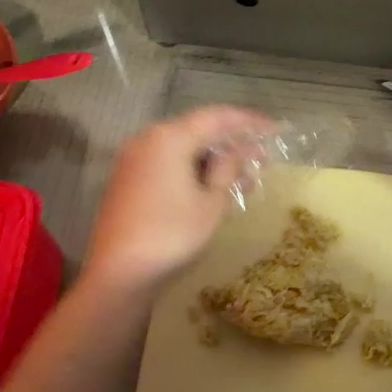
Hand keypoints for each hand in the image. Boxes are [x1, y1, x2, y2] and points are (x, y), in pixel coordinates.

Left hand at [80, 105, 273, 295]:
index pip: (217, 117)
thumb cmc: (171, 235)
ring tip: (243, 177)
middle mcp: (148, 138)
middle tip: (262, 158)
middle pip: (198, 129)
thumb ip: (229, 169)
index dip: (249, 121)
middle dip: (232, 142)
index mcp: (170, 137)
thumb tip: (241, 150)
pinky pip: (167, 162)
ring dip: (213, 158)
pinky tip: (212, 187)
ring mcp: (134, 158)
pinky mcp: (128, 178)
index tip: (274, 129)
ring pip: (183, 147)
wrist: (117, 275)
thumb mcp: (211, 203)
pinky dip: (192, 168)